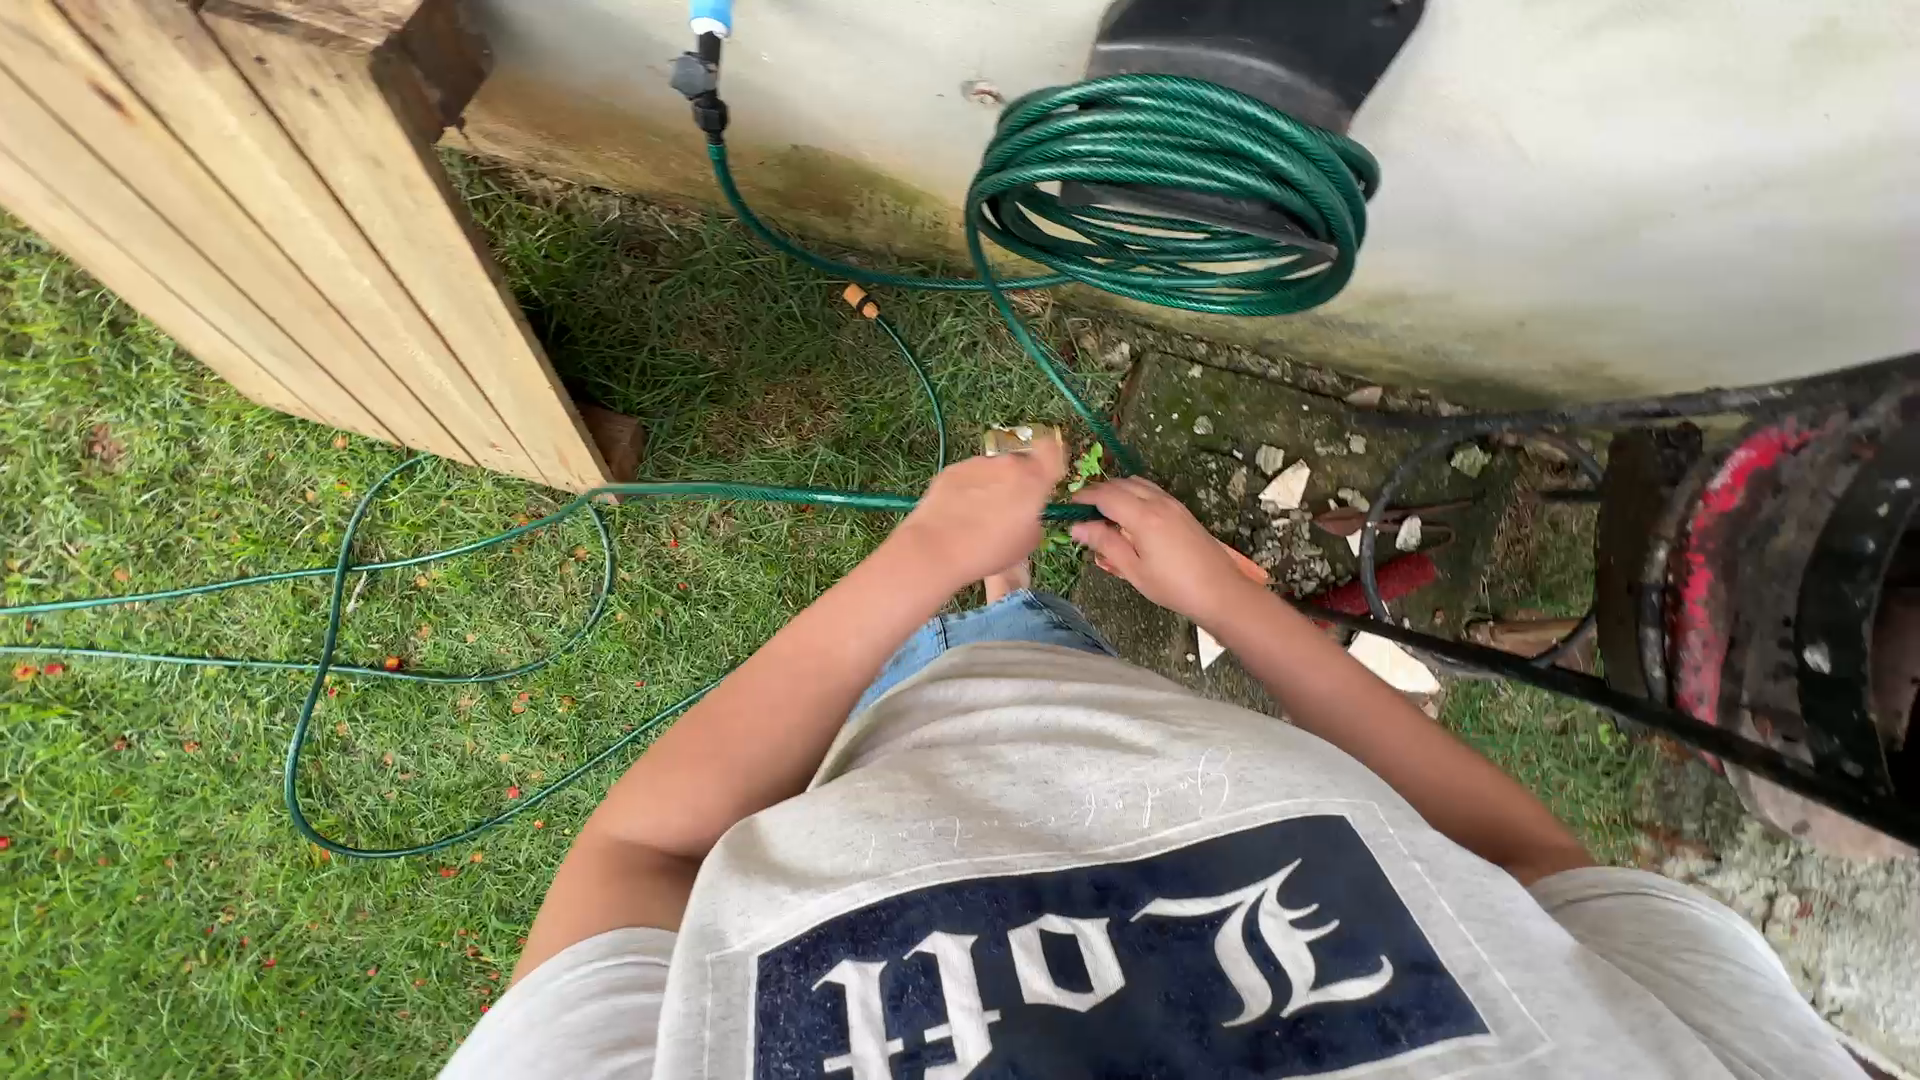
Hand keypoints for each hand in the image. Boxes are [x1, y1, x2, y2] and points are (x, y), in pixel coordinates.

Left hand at [890, 432, 1066, 590]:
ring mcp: (977, 463)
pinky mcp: (952, 469)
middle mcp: (1006, 463)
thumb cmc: (990, 550)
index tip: (1045, 480)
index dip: (1050, 461)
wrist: (937, 548)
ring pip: (993, 470)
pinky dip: (969, 489)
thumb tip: (1027, 512)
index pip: (1052, 449)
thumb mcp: (1028, 542)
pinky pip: (970, 476)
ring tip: (978, 516)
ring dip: (992, 486)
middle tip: (1008, 509)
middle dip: (1018, 482)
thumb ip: (1034, 518)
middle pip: (1020, 464)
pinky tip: (959, 512)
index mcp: (1033, 478)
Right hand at [1069, 477, 1262, 623]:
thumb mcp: (1133, 570)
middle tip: (1082, 510)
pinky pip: (1151, 491)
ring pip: (1138, 484)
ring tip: (1103, 511)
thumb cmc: (1173, 586)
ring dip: (1117, 490)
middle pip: (1121, 484)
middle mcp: (1158, 502)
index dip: (1084, 497)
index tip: (1068, 507)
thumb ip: (1105, 543)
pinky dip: (1134, 494)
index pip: (1106, 495)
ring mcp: (1173, 504)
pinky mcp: (1182, 510)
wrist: (1221, 592)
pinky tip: (1129, 515)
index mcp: (1143, 517)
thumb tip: (1077, 527)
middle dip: (1098, 491)